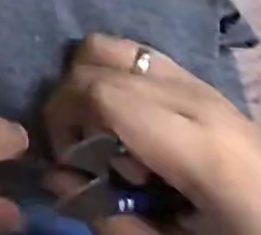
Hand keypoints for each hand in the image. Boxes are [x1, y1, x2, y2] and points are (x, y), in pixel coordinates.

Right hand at [43, 35, 260, 234]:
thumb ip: (114, 218)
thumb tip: (54, 178)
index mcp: (198, 144)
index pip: (100, 91)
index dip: (62, 117)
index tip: (63, 161)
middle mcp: (195, 96)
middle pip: (97, 54)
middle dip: (70, 96)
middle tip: (80, 148)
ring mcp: (203, 83)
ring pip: (115, 44)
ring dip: (92, 80)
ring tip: (106, 135)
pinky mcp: (206, 85)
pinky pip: (140, 59)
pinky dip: (117, 80)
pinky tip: (135, 130)